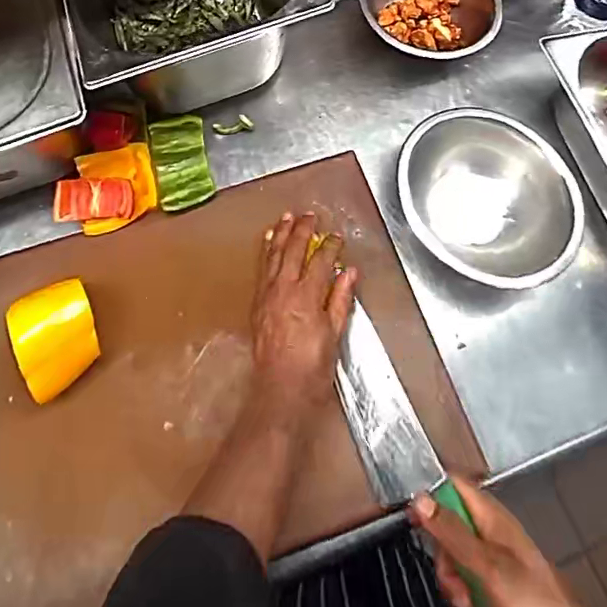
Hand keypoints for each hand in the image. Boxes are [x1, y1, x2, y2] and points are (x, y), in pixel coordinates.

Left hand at [249, 212, 358, 423]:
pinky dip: (266, 252)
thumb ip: (341, 299)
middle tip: (310, 215)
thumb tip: (349, 272)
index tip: (337, 237)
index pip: (321, 261)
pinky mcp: (257, 303)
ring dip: (281, 234)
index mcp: (307, 296)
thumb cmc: (312, 367)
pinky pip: (262, 268)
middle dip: (303, 230)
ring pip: (274, 255)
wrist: (280, 390)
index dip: (331, 247)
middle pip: (294, 250)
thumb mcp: (335, 333)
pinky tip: (269, 242)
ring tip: (286, 218)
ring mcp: (267, 295)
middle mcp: (284, 290)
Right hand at [412, 478, 592, 606]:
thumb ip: (453, 531)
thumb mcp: (488, 565)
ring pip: (453, 570)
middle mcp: (491, 539)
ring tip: (474, 606)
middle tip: (458, 579)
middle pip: (446, 534)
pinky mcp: (493, 598)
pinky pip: (464, 597)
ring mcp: (492, 570)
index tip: (414, 515)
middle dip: (445, 562)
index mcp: (493, 518)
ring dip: (456, 592)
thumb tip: (421, 498)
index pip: (453, 486)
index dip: (431, 495)